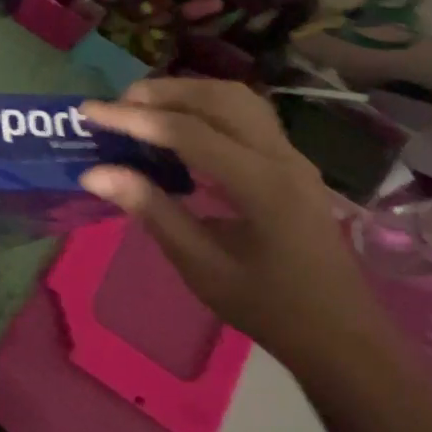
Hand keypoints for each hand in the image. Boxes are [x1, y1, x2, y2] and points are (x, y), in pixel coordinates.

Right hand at [79, 79, 396, 371]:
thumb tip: (94, 172)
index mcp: (262, 186)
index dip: (133, 118)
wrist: (342, 338)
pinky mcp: (292, 164)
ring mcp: (293, 158)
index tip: (88, 111)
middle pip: (218, 99)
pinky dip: (206, 108)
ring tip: (143, 108)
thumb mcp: (201, 265)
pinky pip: (247, 116)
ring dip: (187, 93)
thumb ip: (151, 210)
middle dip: (162, 93)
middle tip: (116, 105)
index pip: (188, 132)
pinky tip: (180, 128)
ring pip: (237, 100)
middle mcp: (283, 158)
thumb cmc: (269, 307)